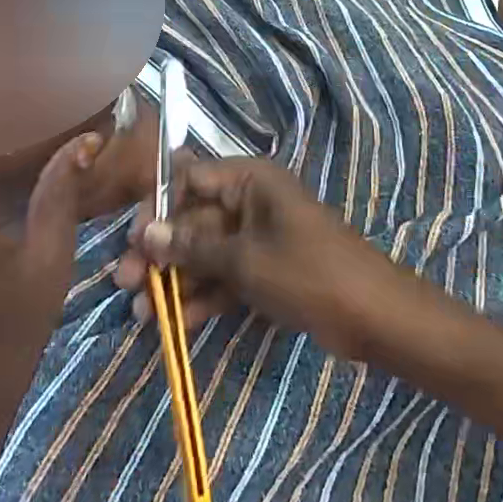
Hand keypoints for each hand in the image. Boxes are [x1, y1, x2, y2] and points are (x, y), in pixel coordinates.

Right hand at [117, 156, 407, 359]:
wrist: (376, 318)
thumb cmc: (308, 274)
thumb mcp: (244, 260)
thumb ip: (192, 246)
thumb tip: (144, 232)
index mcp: (250, 181)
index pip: (190, 179)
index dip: (158, 207)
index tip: (132, 239)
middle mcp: (251, 202)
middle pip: (193, 221)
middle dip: (161, 253)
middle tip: (126, 283)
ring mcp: (258, 238)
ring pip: (205, 253)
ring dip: (176, 280)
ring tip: (143, 313)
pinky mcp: (266, 270)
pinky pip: (225, 276)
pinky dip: (204, 296)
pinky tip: (176, 322)